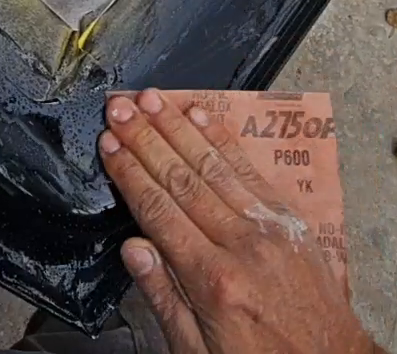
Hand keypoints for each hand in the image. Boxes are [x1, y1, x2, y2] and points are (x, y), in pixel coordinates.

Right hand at [101, 89, 379, 353]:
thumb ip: (164, 297)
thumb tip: (133, 246)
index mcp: (213, 280)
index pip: (158, 210)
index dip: (129, 173)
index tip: (108, 143)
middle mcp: (241, 244)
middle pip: (180, 178)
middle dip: (144, 137)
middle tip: (119, 107)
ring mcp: (267, 226)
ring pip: (210, 164)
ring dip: (175, 126)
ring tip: (149, 99)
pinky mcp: (288, 218)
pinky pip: (246, 168)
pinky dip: (219, 138)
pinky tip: (198, 114)